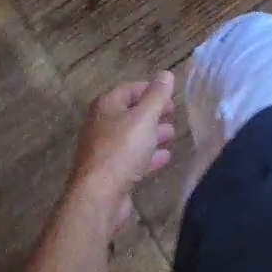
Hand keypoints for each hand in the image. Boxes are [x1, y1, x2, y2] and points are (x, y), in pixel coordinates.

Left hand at [66, 71, 175, 232]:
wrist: (98, 198)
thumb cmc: (121, 150)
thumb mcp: (144, 117)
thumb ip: (157, 95)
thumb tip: (165, 74)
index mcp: (106, 107)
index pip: (130, 88)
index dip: (150, 88)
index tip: (170, 93)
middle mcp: (101, 125)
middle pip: (131, 113)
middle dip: (153, 112)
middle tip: (173, 113)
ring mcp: (104, 151)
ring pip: (132, 136)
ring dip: (152, 134)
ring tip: (172, 134)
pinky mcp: (109, 173)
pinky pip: (132, 158)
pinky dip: (148, 155)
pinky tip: (165, 157)